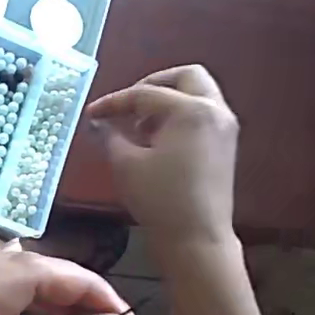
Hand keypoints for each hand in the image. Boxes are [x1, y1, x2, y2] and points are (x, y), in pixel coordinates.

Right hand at [85, 65, 238, 248]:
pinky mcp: (224, 144)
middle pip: (184, 77)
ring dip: (165, 101)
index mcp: (191, 110)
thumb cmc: (158, 198)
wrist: (195, 236)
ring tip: (137, 126)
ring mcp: (224, 126)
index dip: (114, 102)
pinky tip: (155, 140)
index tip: (90, 113)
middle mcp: (214, 109)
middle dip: (150, 86)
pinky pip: (201, 114)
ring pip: (196, 94)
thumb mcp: (126, 165)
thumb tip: (99, 123)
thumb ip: (110, 137)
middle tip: (124, 106)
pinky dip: (177, 116)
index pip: (146, 94)